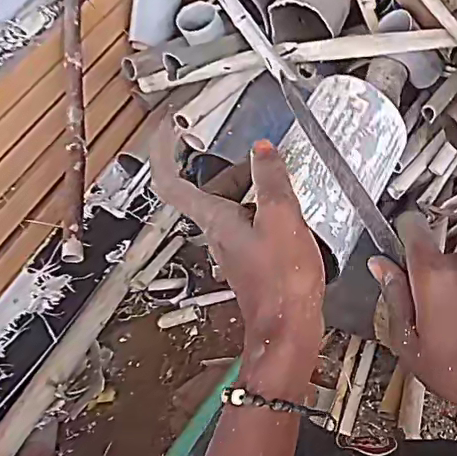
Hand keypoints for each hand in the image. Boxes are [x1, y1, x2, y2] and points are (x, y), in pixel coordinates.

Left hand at [152, 122, 325, 396]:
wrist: (290, 326)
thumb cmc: (282, 282)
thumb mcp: (281, 218)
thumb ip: (270, 180)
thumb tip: (262, 151)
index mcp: (215, 219)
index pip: (171, 181)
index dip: (165, 152)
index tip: (171, 130)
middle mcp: (219, 234)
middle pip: (213, 190)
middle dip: (236, 169)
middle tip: (261, 159)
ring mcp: (236, 249)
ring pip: (234, 208)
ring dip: (255, 191)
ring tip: (284, 185)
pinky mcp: (253, 261)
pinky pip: (253, 226)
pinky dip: (267, 213)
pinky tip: (292, 217)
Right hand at [370, 212, 456, 434]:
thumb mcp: (409, 343)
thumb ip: (392, 297)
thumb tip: (381, 268)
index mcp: (434, 274)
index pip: (411, 226)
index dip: (397, 237)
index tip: (392, 255)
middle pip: (430, 256)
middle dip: (421, 280)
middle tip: (420, 317)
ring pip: (452, 270)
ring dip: (445, 291)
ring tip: (446, 329)